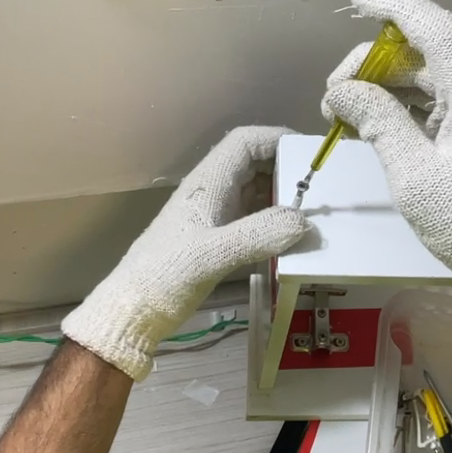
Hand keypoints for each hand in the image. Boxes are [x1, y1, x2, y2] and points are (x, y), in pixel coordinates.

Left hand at [62, 126, 307, 379]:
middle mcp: (212, 192)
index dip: (277, 139)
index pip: (244, 142)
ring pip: (255, 190)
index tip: (310, 153)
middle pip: (254, 162)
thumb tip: (304, 220)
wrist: (132, 313)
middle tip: (319, 187)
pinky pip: (253, 217)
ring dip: (282, 195)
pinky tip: (291, 236)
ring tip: (312, 210)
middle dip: (286, 168)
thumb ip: (257, 235)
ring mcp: (215, 215)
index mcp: (207, 183)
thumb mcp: (211, 255)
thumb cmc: (164, 276)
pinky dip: (274, 220)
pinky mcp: (217, 238)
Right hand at [322, 0, 451, 327]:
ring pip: (440, 74)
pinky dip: (416, 102)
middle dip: (377, 64)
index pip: (440, 29)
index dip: (396, 5)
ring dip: (393, 84)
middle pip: (433, 53)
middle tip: (333, 93)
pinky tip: (380, 115)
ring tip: (346, 108)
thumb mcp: (414, 178)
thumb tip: (342, 91)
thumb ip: (378, 122)